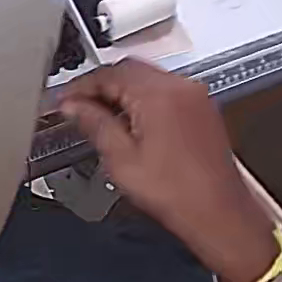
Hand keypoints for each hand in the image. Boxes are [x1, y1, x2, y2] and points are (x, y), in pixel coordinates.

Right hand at [60, 60, 278, 281]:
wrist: (216, 212)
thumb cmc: (177, 193)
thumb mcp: (120, 159)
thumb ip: (94, 124)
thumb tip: (74, 107)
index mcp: (159, 95)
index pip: (109, 73)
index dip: (80, 86)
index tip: (65, 101)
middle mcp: (181, 87)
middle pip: (129, 70)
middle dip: (99, 85)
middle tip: (77, 107)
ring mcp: (195, 96)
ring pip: (147, 78)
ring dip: (120, 91)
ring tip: (98, 118)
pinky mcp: (201, 109)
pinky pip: (165, 91)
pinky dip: (141, 99)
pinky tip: (128, 123)